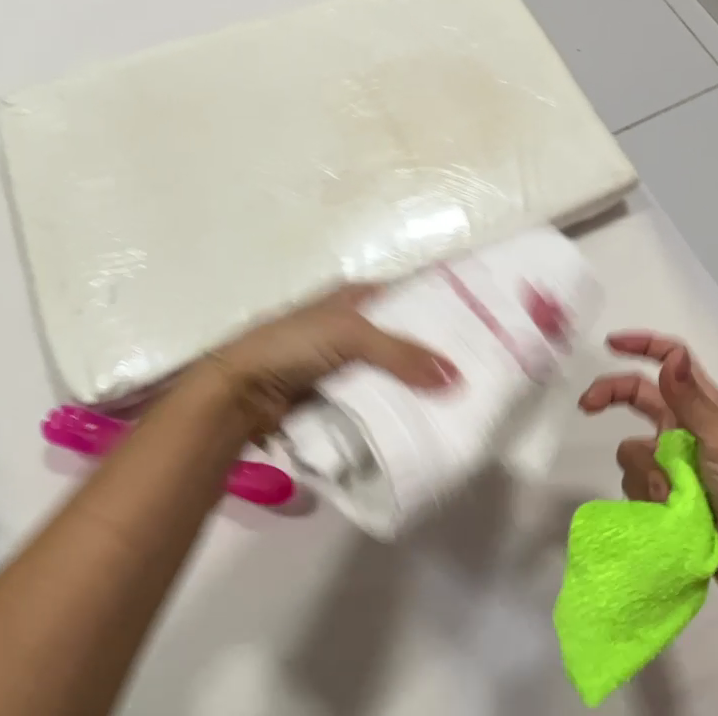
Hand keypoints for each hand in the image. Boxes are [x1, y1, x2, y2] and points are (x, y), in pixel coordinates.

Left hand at [200, 285, 458, 435]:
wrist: (237, 394)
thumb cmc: (292, 345)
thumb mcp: (350, 335)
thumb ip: (401, 353)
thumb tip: (456, 378)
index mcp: (355, 296)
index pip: (409, 296)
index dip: (440, 308)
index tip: (481, 326)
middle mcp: (352, 325)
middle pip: (403, 339)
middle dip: (433, 356)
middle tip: (478, 373)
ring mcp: (342, 364)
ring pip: (390, 374)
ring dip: (414, 387)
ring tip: (459, 402)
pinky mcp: (334, 396)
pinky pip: (374, 401)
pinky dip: (393, 409)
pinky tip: (422, 421)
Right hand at [579, 331, 717, 587]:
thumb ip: (692, 400)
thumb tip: (671, 356)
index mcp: (704, 405)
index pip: (670, 360)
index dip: (642, 345)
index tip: (610, 344)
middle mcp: (683, 426)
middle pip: (636, 395)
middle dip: (610, 396)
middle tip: (587, 407)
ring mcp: (670, 461)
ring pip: (630, 448)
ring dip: (643, 469)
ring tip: (669, 494)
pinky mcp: (660, 492)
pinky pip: (632, 480)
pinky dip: (643, 492)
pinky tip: (665, 509)